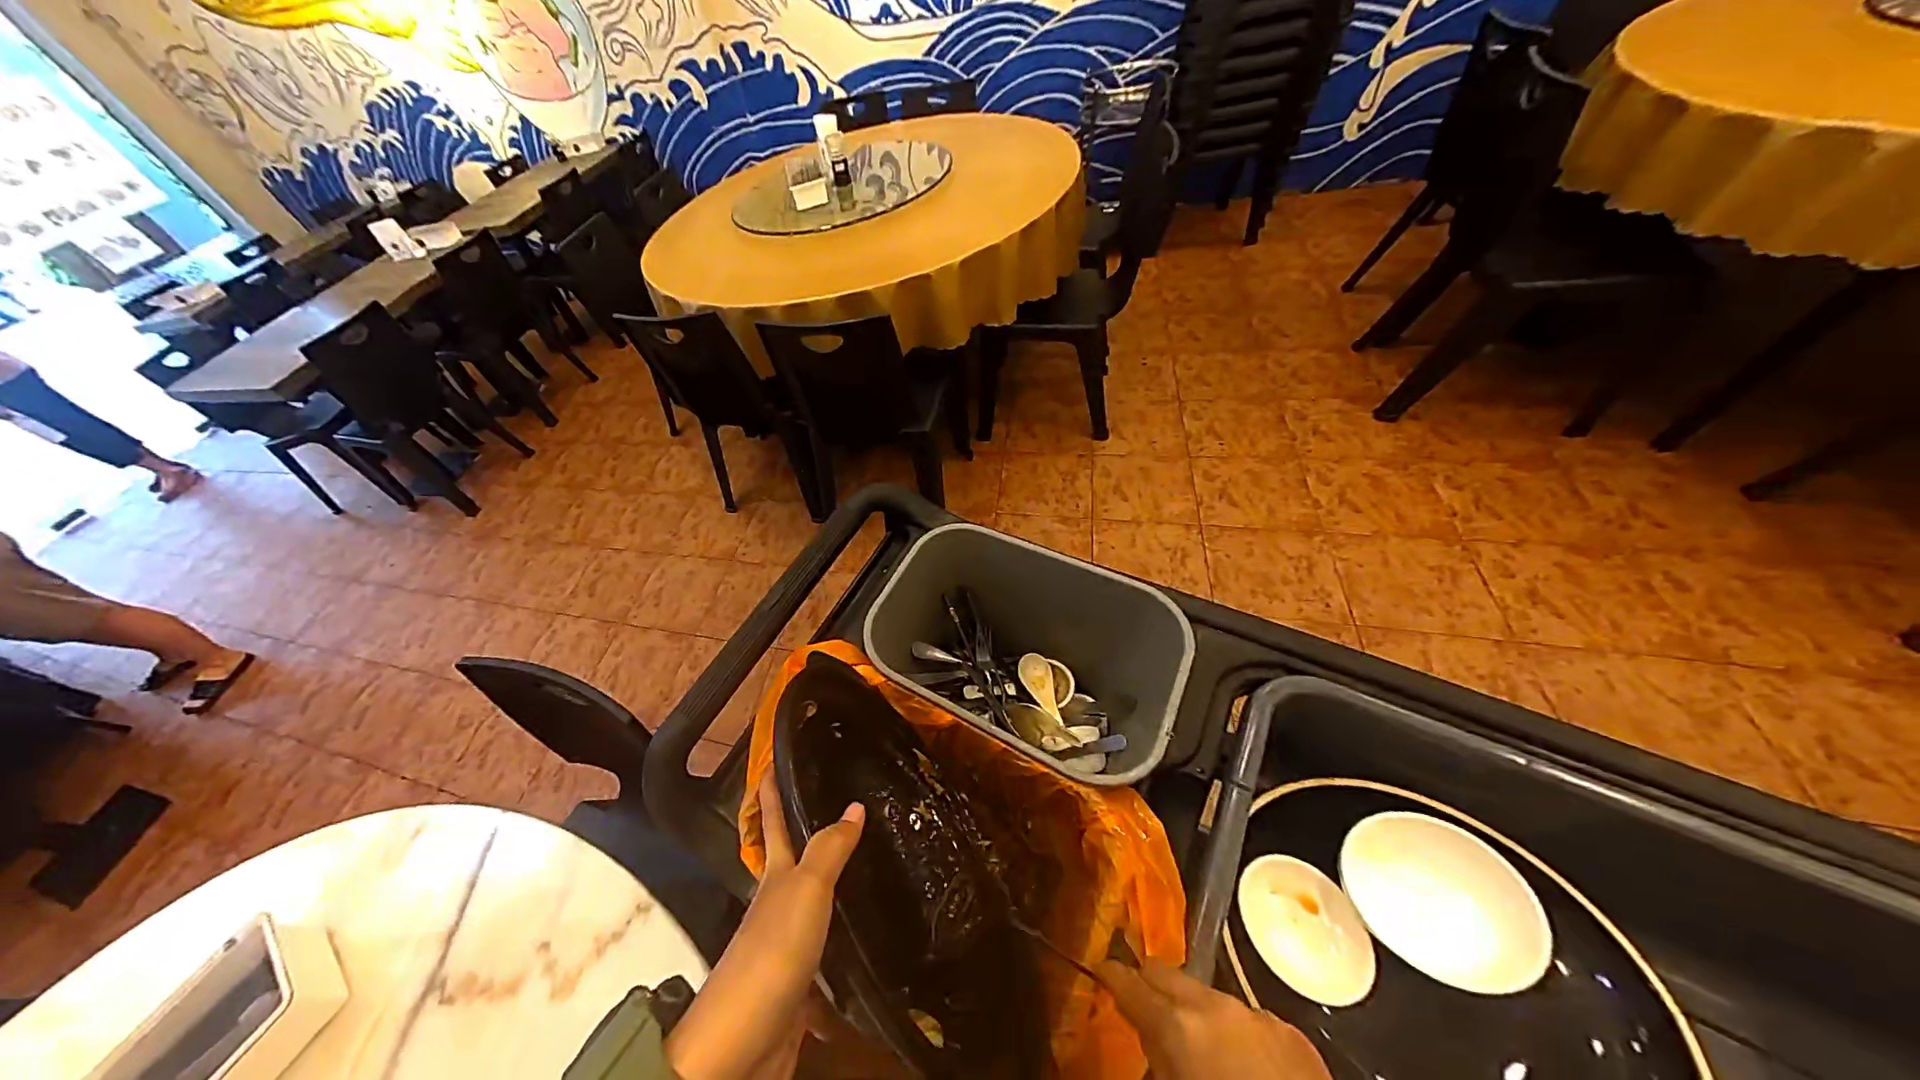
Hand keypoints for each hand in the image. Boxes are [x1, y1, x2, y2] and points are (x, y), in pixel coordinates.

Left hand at [665, 774, 865, 1079]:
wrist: (743, 1045)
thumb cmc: (771, 954)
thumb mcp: (804, 891)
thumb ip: (829, 850)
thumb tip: (854, 805)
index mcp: (775, 878)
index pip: (773, 821)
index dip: (772, 791)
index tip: (774, 761)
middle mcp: (779, 907)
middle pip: (797, 862)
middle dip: (813, 836)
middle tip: (844, 810)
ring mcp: (790, 949)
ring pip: (819, 910)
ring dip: (838, 894)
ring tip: (872, 874)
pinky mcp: (803, 989)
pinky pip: (832, 965)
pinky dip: (849, 961)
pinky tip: (874, 957)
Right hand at [1098, 959, 1332, 1079]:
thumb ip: (1154, 1056)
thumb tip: (1146, 1039)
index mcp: (1178, 1025)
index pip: (1128, 981)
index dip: (1109, 974)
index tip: (1098, 972)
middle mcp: (1213, 1006)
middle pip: (1164, 972)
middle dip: (1147, 984)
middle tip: (1138, 1009)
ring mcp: (1256, 1015)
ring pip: (1206, 994)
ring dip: (1191, 1010)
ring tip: (1192, 1044)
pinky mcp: (1291, 1034)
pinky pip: (1247, 1018)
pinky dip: (1233, 1031)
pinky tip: (1240, 1065)